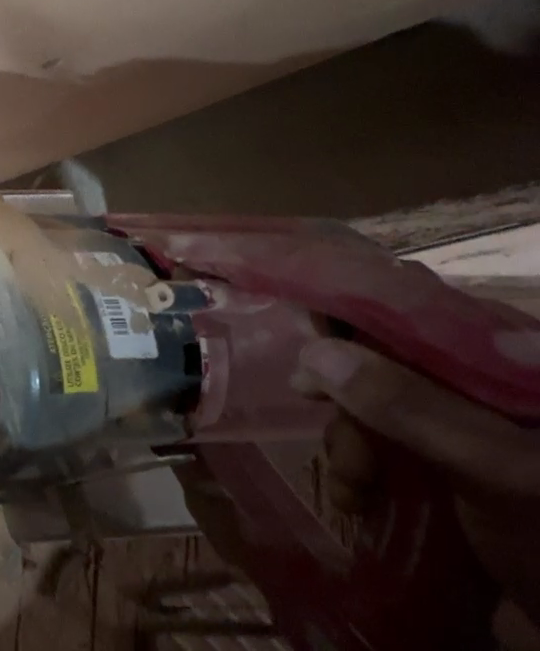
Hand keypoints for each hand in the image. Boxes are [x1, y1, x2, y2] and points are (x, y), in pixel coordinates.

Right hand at [293, 338, 539, 638]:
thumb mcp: (502, 471)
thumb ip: (415, 407)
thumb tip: (315, 352)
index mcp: (512, 360)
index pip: (415, 306)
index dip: (347, 308)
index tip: (289, 318)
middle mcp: (490, 379)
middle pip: (385, 353)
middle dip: (344, 394)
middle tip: (320, 420)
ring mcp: (472, 422)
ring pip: (376, 398)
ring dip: (349, 440)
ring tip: (354, 487)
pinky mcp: (454, 459)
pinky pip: (384, 437)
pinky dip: (360, 464)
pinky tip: (358, 494)